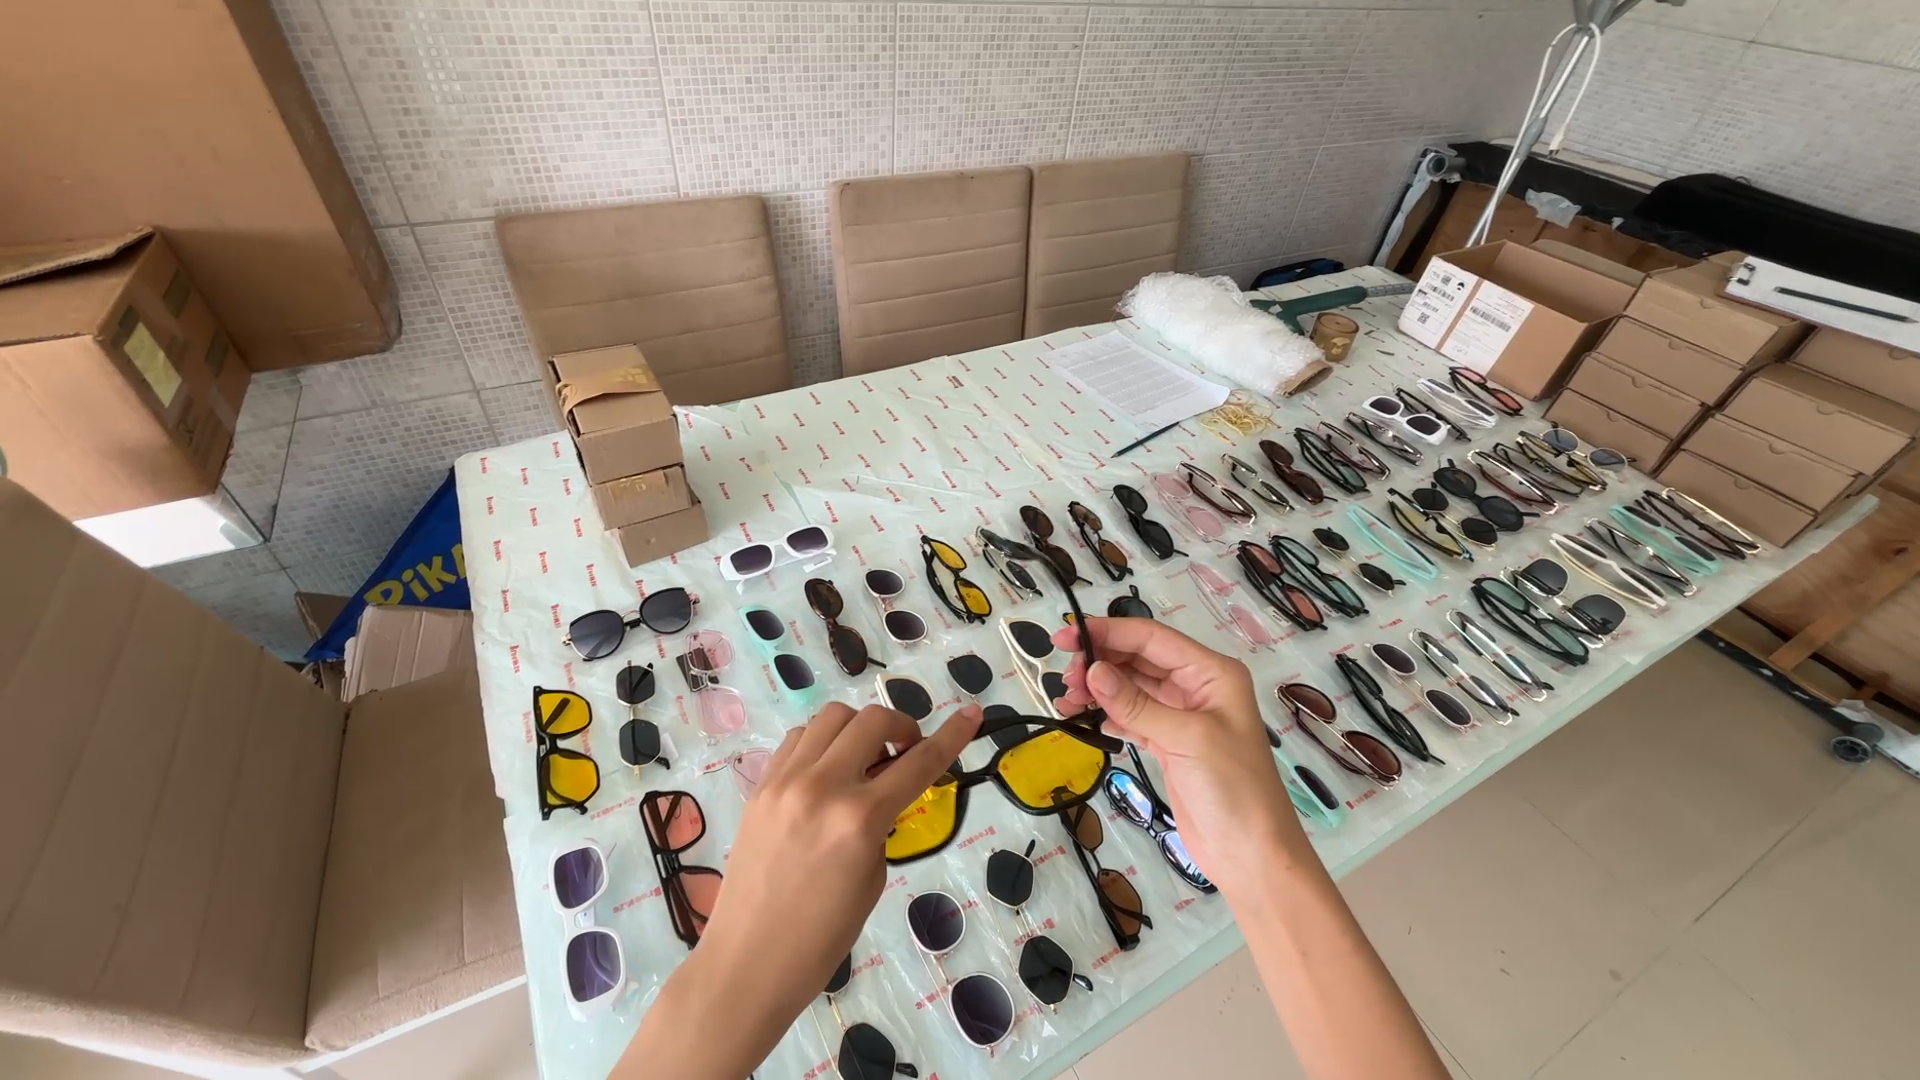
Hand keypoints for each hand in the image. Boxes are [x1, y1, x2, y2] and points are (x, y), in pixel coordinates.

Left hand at [635, 702, 979, 1077]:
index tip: (972, 714)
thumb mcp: (873, 876)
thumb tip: (884, 785)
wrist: (748, 962)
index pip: (920, 762)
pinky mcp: (761, 786)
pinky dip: (823, 741)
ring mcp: (785, 781)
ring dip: (859, 728)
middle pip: (873, 720)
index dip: (953, 735)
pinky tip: (828, 769)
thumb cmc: (823, 935)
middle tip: (907, 752)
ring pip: (832, 716)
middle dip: (902, 727)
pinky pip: (799, 738)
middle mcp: (822, 786)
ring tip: (865, 759)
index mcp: (860, 818)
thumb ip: (883, 821)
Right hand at [1051, 618, 1305, 895]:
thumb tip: (1091, 671)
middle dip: (1099, 662)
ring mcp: (1181, 715)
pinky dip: (1106, 714)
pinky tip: (1083, 718)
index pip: (1151, 638)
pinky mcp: (1168, 742)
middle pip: (1138, 659)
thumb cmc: (1233, 789)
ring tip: (1066, 700)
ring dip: (1098, 688)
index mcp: (1211, 673)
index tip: (1066, 638)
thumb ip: (1136, 704)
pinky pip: (1130, 715)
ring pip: (1130, 687)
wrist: (1252, 856)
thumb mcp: (1186, 739)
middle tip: (1064, 678)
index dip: (1108, 632)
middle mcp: (1196, 686)